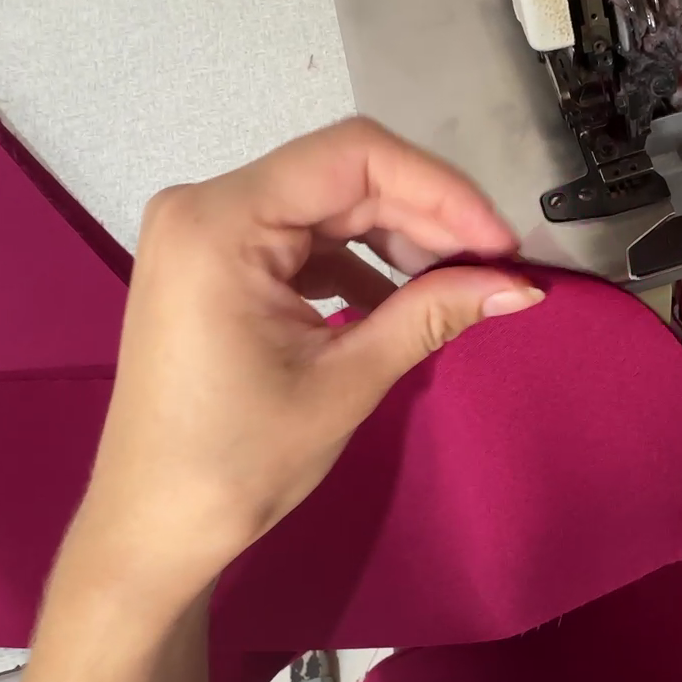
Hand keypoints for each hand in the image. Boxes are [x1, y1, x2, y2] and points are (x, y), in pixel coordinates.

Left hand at [64, 118, 543, 607]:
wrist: (159, 525)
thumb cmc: (242, 461)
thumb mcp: (348, 381)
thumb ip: (434, 314)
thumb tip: (522, 285)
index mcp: (222, 222)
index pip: (354, 157)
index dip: (442, 190)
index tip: (500, 242)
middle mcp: (208, 205)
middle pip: (345, 177)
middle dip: (429, 217)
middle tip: (495, 265)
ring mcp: (210, 231)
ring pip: (333, 205)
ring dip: (402, 238)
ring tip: (459, 281)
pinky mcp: (223, 262)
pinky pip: (309, 238)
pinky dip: (364, 261)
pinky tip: (402, 297)